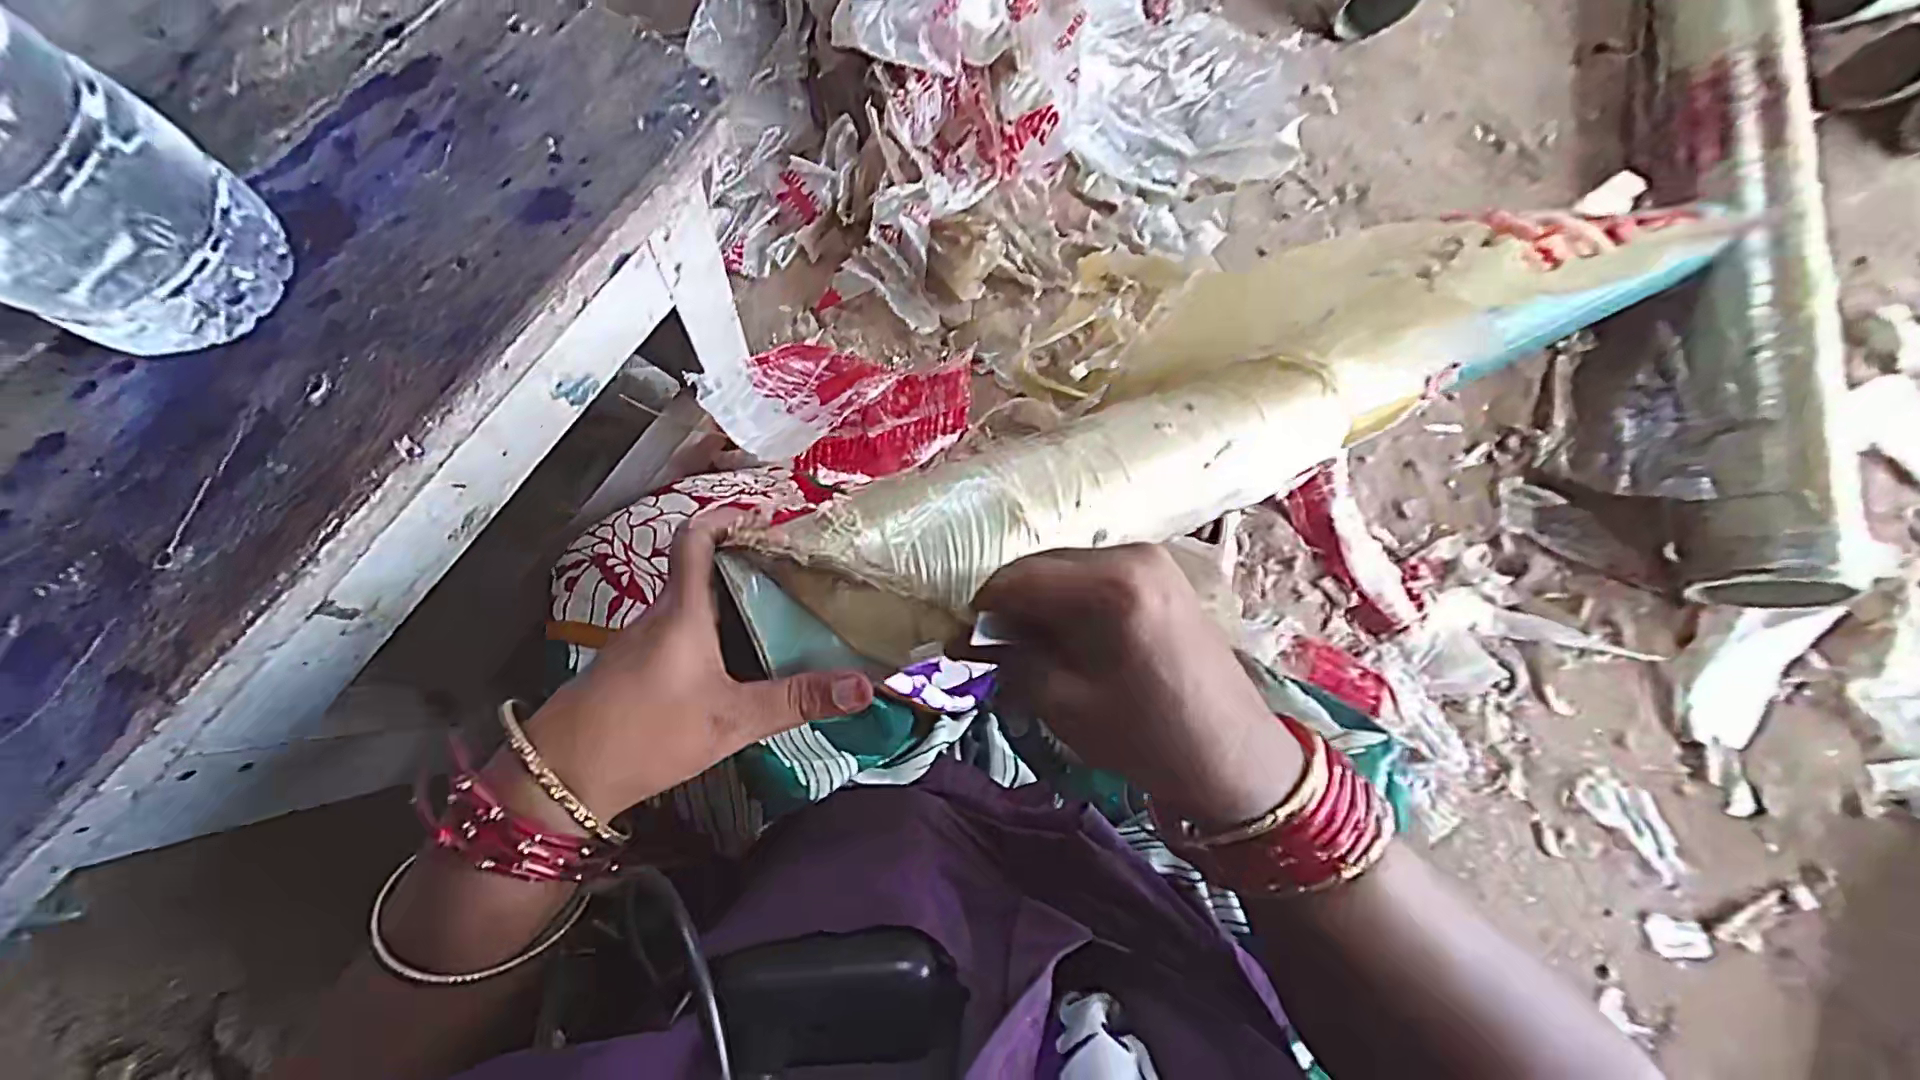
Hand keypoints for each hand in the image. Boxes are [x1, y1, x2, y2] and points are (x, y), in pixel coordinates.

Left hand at [505, 508, 874, 820]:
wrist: (561, 778)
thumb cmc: (646, 735)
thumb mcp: (732, 720)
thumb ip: (797, 701)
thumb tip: (862, 686)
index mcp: (682, 611)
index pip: (696, 539)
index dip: (728, 516)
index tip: (767, 515)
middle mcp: (662, 614)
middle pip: (704, 564)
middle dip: (748, 556)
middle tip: (796, 564)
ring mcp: (646, 639)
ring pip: (695, 597)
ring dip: (734, 591)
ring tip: (782, 601)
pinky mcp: (640, 663)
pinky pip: (685, 626)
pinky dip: (717, 622)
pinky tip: (743, 650)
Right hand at [956, 545, 1303, 829]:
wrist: (1237, 757)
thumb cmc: (1150, 738)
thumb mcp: (1066, 705)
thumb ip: (1012, 659)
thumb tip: (971, 637)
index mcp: (1112, 585)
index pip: (1018, 577)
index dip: (981, 608)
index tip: (964, 642)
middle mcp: (1132, 554)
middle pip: (1041, 566)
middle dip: (1010, 605)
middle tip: (993, 649)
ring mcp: (1151, 558)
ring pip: (1065, 569)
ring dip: (1038, 604)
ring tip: (1032, 648)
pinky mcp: (1160, 573)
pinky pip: (1093, 577)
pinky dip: (1068, 602)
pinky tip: (1069, 638)